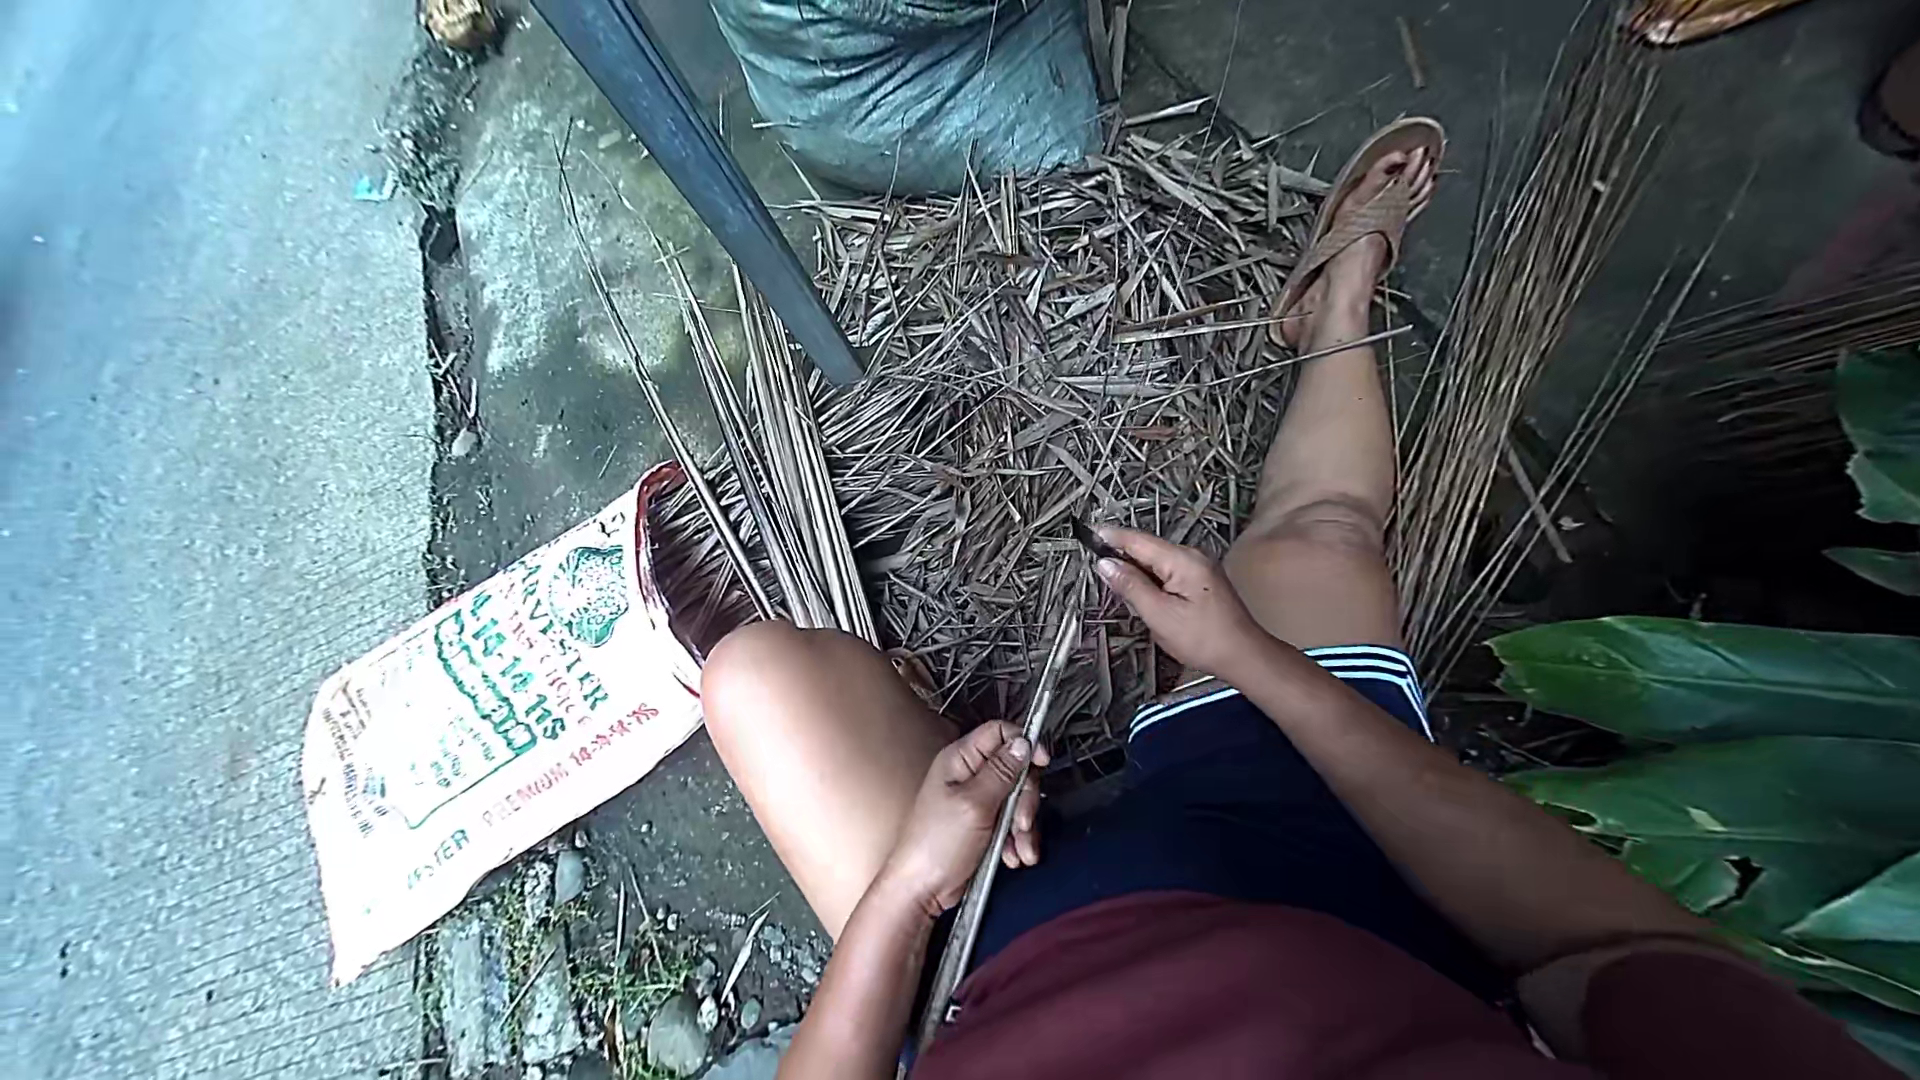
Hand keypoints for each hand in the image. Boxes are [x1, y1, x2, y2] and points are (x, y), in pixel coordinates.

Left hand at [876, 721, 1049, 920]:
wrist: (921, 891)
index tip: (1041, 762)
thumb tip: (1023, 743)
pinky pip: (1010, 820)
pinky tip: (1014, 855)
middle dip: (1025, 795)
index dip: (1023, 742)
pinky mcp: (982, 822)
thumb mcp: (974, 804)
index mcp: (959, 759)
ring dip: (1023, 823)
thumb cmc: (936, 845)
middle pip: (1014, 766)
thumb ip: (1002, 772)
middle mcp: (968, 773)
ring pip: (1016, 796)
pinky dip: (1017, 838)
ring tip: (1019, 846)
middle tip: (1021, 820)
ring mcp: (975, 798)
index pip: (998, 732)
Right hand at [1094, 525, 1275, 682]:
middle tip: (1094, 560)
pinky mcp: (1200, 579)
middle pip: (1147, 548)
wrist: (1244, 656)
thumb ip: (1130, 586)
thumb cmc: (1204, 639)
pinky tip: (1138, 589)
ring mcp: (1199, 566)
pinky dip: (1149, 576)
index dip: (1111, 537)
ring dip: (1134, 566)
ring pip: (1156, 560)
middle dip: (1120, 553)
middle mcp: (1192, 556)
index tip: (1089, 534)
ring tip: (1111, 576)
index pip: (1138, 541)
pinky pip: (1167, 570)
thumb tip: (1106, 564)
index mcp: (1182, 560)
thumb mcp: (1159, 615)